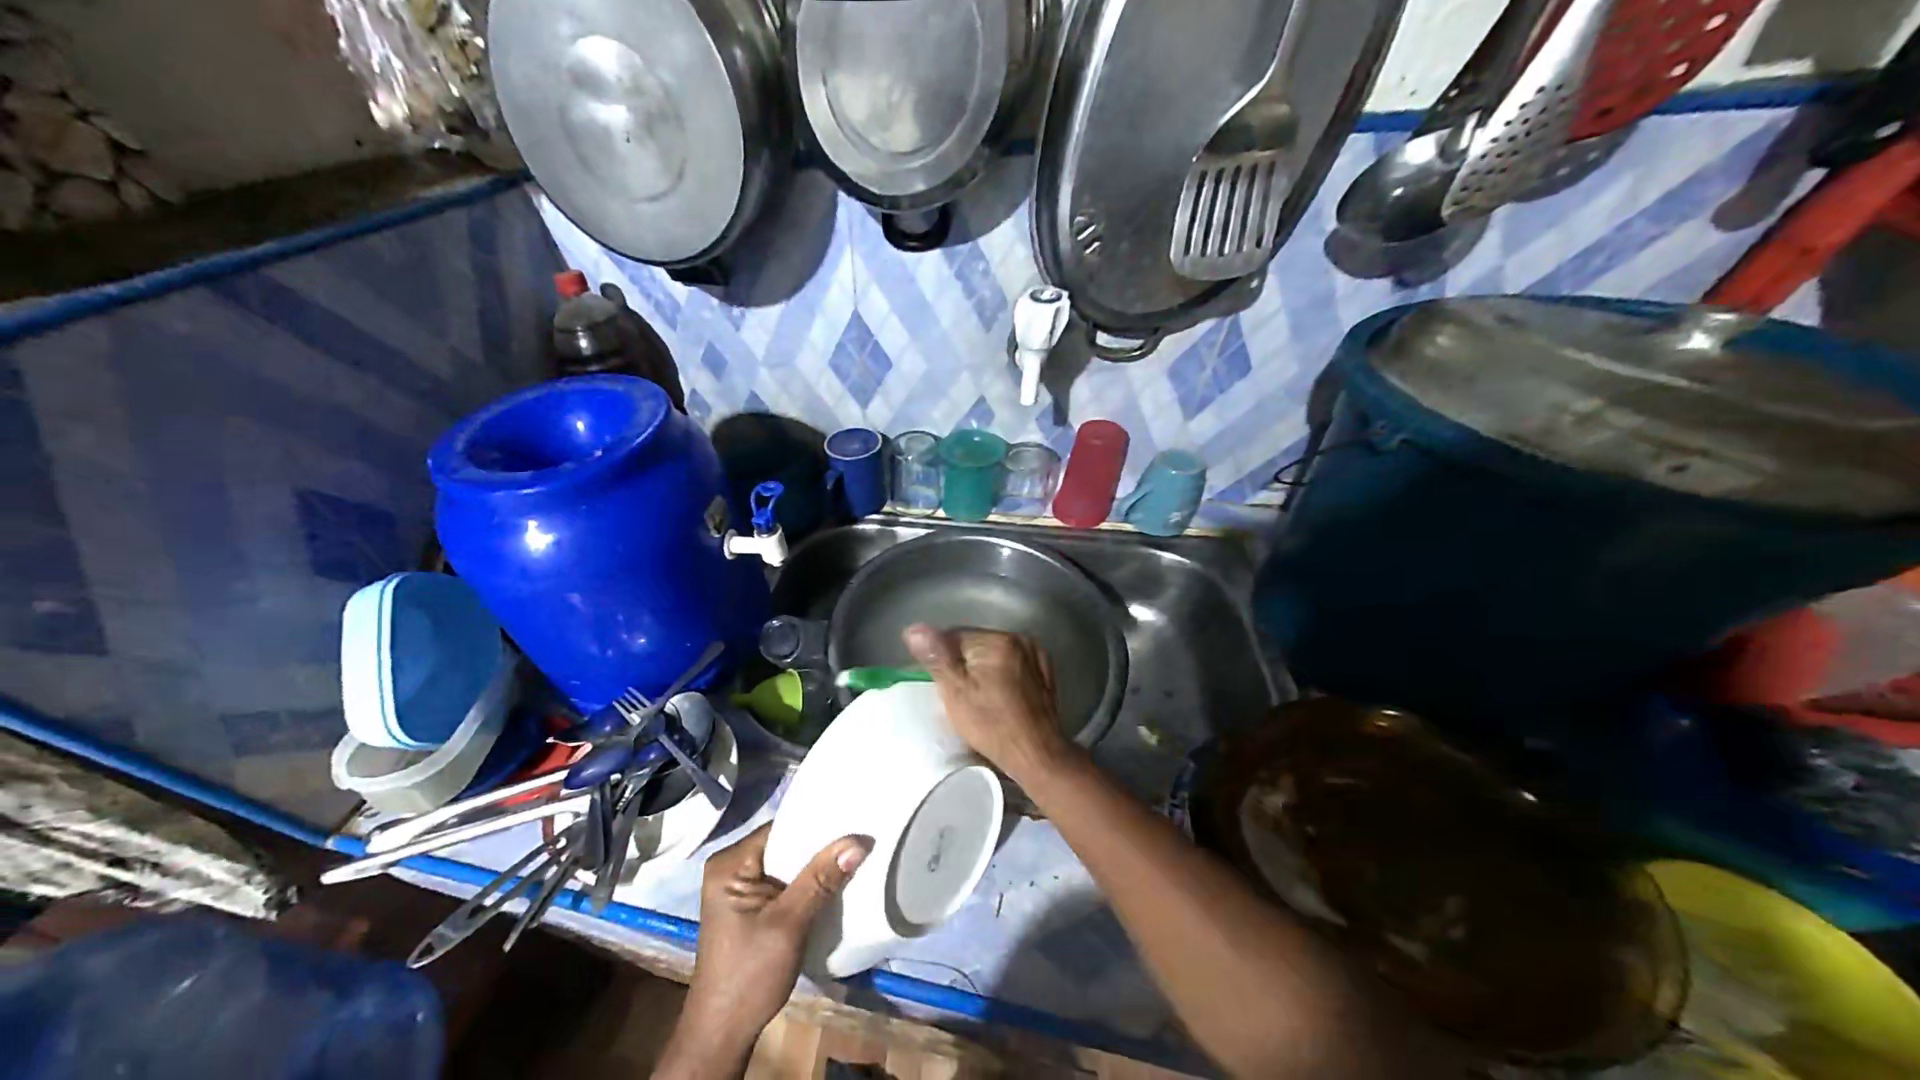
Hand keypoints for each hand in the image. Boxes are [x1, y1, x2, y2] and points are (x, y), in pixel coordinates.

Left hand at [656, 825, 870, 1078]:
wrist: (724, 1033)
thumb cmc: (750, 975)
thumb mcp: (789, 924)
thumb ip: (821, 879)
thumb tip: (858, 841)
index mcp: (729, 864)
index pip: (781, 828)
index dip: (818, 824)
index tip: (854, 819)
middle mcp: (731, 868)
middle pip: (785, 844)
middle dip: (820, 845)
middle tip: (861, 836)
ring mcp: (740, 889)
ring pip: (787, 864)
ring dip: (817, 866)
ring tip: (855, 855)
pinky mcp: (751, 907)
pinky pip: (785, 882)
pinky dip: (809, 883)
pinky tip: (835, 883)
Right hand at [902, 624, 1077, 780]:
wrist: (1037, 755)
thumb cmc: (992, 726)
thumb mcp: (956, 693)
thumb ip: (936, 657)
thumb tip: (913, 629)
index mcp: (997, 640)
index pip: (954, 636)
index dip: (942, 660)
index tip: (942, 685)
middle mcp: (1019, 639)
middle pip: (976, 644)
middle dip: (963, 664)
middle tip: (959, 695)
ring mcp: (1036, 655)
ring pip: (994, 654)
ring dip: (983, 669)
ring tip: (979, 699)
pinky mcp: (1045, 672)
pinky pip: (1012, 665)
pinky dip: (1002, 676)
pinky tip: (1000, 698)